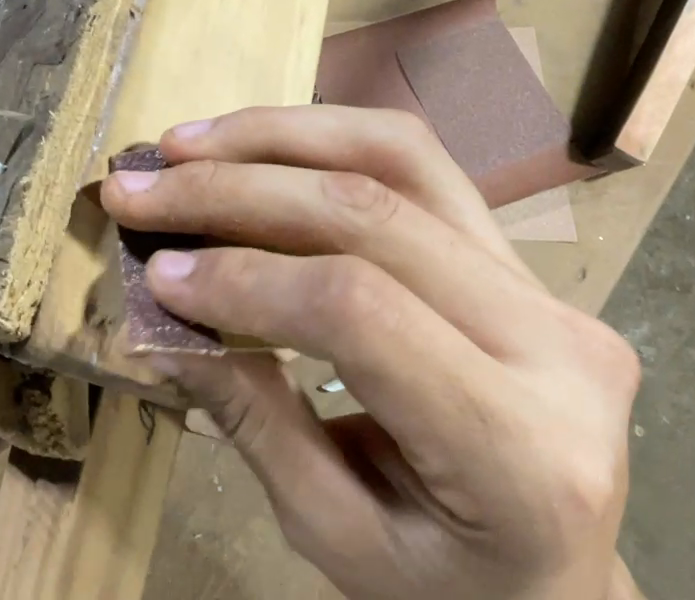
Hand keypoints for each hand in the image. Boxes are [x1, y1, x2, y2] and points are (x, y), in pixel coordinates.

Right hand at [100, 105, 640, 599]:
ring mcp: (548, 288)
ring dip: (278, 138)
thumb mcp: (333, 534)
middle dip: (236, 190)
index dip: (243, 277)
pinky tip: (253, 147)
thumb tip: (156, 317)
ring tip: (186, 146)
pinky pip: (417, 166)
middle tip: (140, 188)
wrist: (551, 585)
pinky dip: (321, 140)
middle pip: (375, 215)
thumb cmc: (441, 589)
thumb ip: (252, 419)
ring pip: (402, 158)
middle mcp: (554, 345)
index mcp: (519, 450)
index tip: (155, 272)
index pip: (359, 311)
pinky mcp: (521, 258)